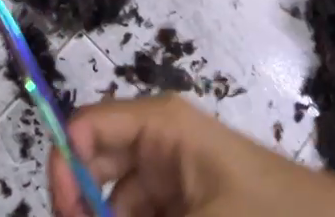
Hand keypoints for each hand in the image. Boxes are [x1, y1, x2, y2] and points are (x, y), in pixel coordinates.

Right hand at [49, 96, 334, 216]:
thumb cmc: (271, 213)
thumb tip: (75, 214)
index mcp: (158, 126)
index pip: (84, 129)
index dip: (63, 168)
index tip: (65, 214)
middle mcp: (158, 146)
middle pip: (94, 171)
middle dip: (84, 206)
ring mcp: (176, 183)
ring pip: (121, 204)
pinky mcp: (194, 211)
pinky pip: (146, 215)